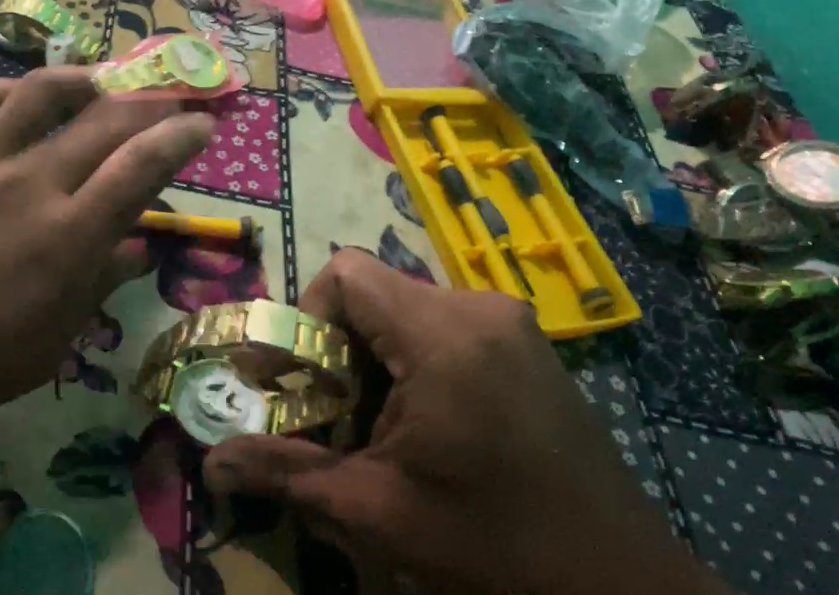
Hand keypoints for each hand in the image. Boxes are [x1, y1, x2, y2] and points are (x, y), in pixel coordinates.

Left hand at [0, 68, 214, 436]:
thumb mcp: (47, 344)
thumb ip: (96, 286)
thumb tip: (136, 248)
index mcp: (68, 237)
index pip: (141, 167)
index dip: (179, 137)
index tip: (202, 124)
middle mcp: (30, 183)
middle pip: (102, 121)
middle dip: (147, 104)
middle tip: (168, 100)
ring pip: (38, 93)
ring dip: (79, 81)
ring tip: (96, 86)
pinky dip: (9, 92)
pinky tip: (19, 99)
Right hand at [205, 251, 728, 594]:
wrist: (627, 591)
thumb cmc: (495, 547)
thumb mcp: (377, 511)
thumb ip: (287, 473)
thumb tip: (211, 461)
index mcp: (445, 333)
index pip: (345, 274)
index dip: (304, 320)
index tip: (293, 383)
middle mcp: (480, 307)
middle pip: (373, 293)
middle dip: (336, 351)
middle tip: (329, 418)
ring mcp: (512, 325)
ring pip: (407, 312)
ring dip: (373, 361)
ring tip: (374, 432)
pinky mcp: (530, 348)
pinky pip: (445, 328)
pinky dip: (413, 364)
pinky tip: (424, 429)